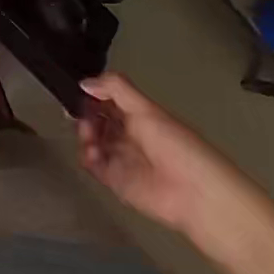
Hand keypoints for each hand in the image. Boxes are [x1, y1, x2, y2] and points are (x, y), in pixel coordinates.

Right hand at [76, 72, 236, 235]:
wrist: (193, 192)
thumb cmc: (175, 145)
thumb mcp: (146, 109)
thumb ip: (116, 89)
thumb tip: (85, 81)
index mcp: (139, 115)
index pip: (110, 100)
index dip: (94, 94)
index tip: (81, 91)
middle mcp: (129, 134)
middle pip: (97, 120)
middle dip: (85, 114)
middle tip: (79, 113)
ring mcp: (121, 157)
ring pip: (92, 141)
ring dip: (85, 134)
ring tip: (88, 134)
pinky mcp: (114, 180)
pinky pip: (93, 165)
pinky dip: (87, 157)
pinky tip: (92, 152)